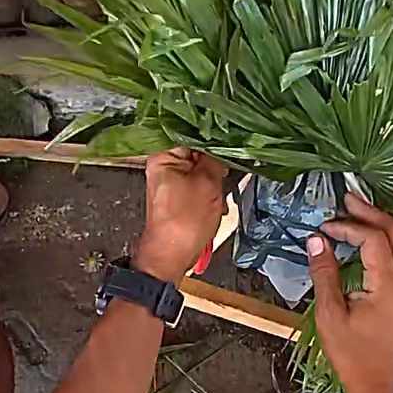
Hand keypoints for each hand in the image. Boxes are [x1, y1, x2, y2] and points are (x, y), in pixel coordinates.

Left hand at [134, 147, 226, 279]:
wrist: (172, 256)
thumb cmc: (185, 222)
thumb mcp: (207, 183)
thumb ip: (214, 158)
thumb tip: (221, 146)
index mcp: (163, 157)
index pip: (194, 136)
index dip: (214, 143)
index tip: (230, 148)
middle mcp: (163, 167)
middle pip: (198, 154)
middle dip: (215, 166)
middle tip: (223, 177)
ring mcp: (170, 184)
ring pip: (201, 173)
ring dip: (214, 183)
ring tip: (218, 195)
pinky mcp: (178, 198)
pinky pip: (198, 188)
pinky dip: (209, 195)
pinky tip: (215, 204)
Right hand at [307, 193, 392, 392]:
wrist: (378, 384)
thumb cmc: (351, 354)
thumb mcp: (330, 314)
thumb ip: (325, 273)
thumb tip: (317, 239)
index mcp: (387, 284)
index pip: (372, 239)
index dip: (349, 227)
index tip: (324, 228)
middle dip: (371, 212)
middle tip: (348, 199)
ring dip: (388, 223)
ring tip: (366, 213)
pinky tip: (382, 240)